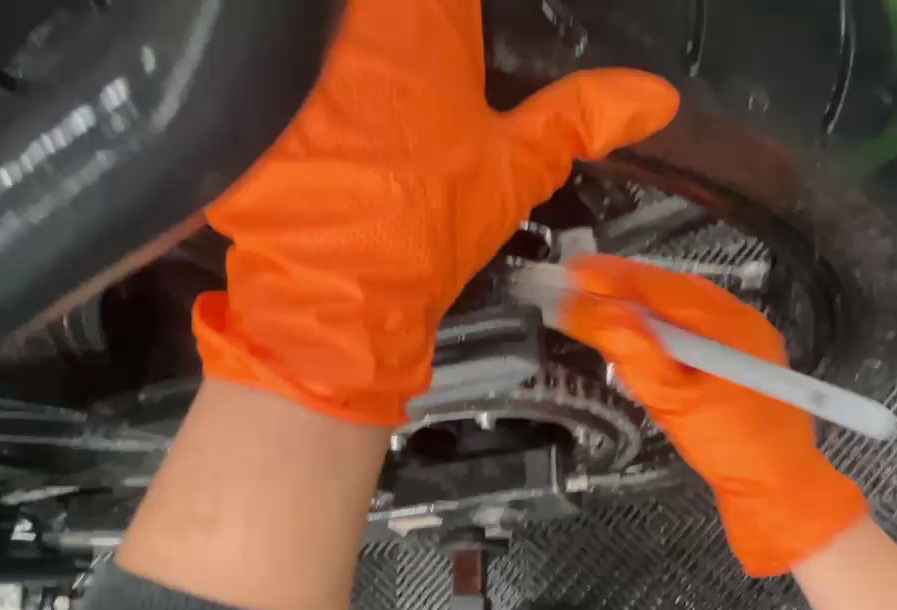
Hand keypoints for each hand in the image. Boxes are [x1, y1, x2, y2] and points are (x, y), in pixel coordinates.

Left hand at [193, 0, 677, 426]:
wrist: (331, 294)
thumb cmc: (421, 224)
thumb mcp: (513, 169)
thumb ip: (579, 119)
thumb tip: (654, 97)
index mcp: (419, 10)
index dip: (469, 20)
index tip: (477, 43)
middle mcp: (348, 12)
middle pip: (399, 15)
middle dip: (421, 34)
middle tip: (437, 86)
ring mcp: (288, 36)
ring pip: (335, 26)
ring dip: (366, 47)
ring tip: (387, 104)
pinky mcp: (242, 75)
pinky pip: (276, 44)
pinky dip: (308, 71)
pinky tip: (337, 115)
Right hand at [560, 255, 867, 576]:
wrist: (779, 490)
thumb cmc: (729, 447)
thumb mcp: (674, 400)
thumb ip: (633, 350)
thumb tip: (588, 306)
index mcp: (725, 321)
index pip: (657, 285)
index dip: (610, 277)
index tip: (569, 273)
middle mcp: (739, 320)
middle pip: (671, 291)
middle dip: (623, 287)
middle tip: (576, 289)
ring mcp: (745, 342)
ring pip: (684, 311)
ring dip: (642, 307)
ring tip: (601, 308)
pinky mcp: (742, 365)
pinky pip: (696, 332)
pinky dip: (664, 329)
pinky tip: (644, 340)